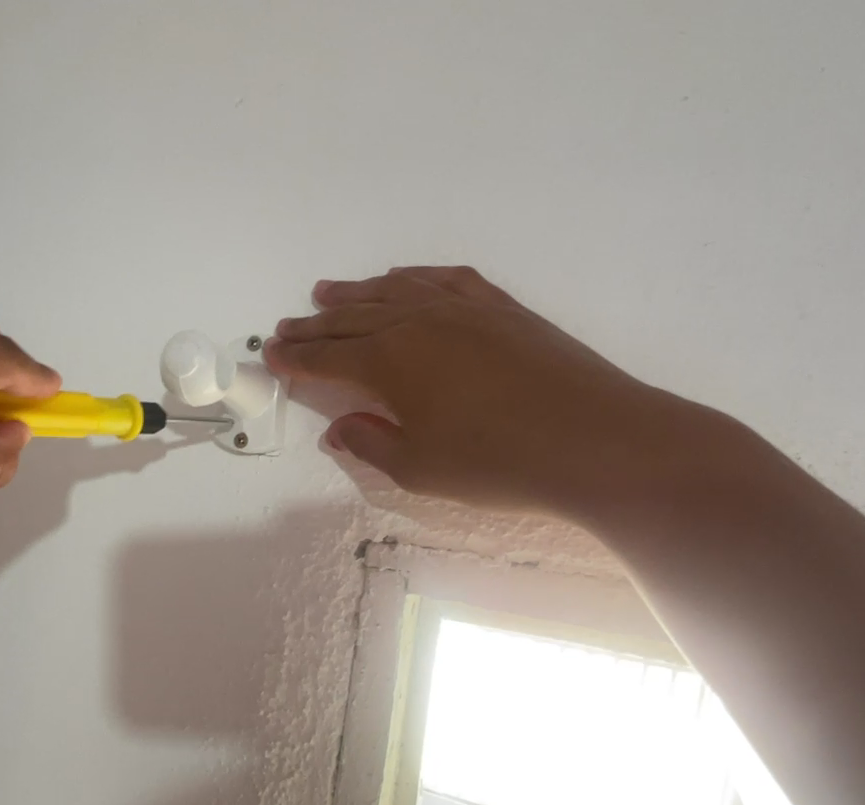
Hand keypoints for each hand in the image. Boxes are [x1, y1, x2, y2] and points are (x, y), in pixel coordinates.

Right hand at [266, 266, 736, 524]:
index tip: (269, 355)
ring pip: (394, 290)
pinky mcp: (501, 307)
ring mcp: (463, 308)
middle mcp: (418, 321)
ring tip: (328, 291)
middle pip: (353, 317)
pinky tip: (402, 279)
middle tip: (287, 326)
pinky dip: (414, 277)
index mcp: (390, 360)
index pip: (327, 356)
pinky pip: (443, 279)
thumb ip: (369, 443)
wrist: (595, 439)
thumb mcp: (418, 468)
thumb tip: (337, 428)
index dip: (295, 357)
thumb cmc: (496, 463)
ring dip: (356, 292)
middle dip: (315, 324)